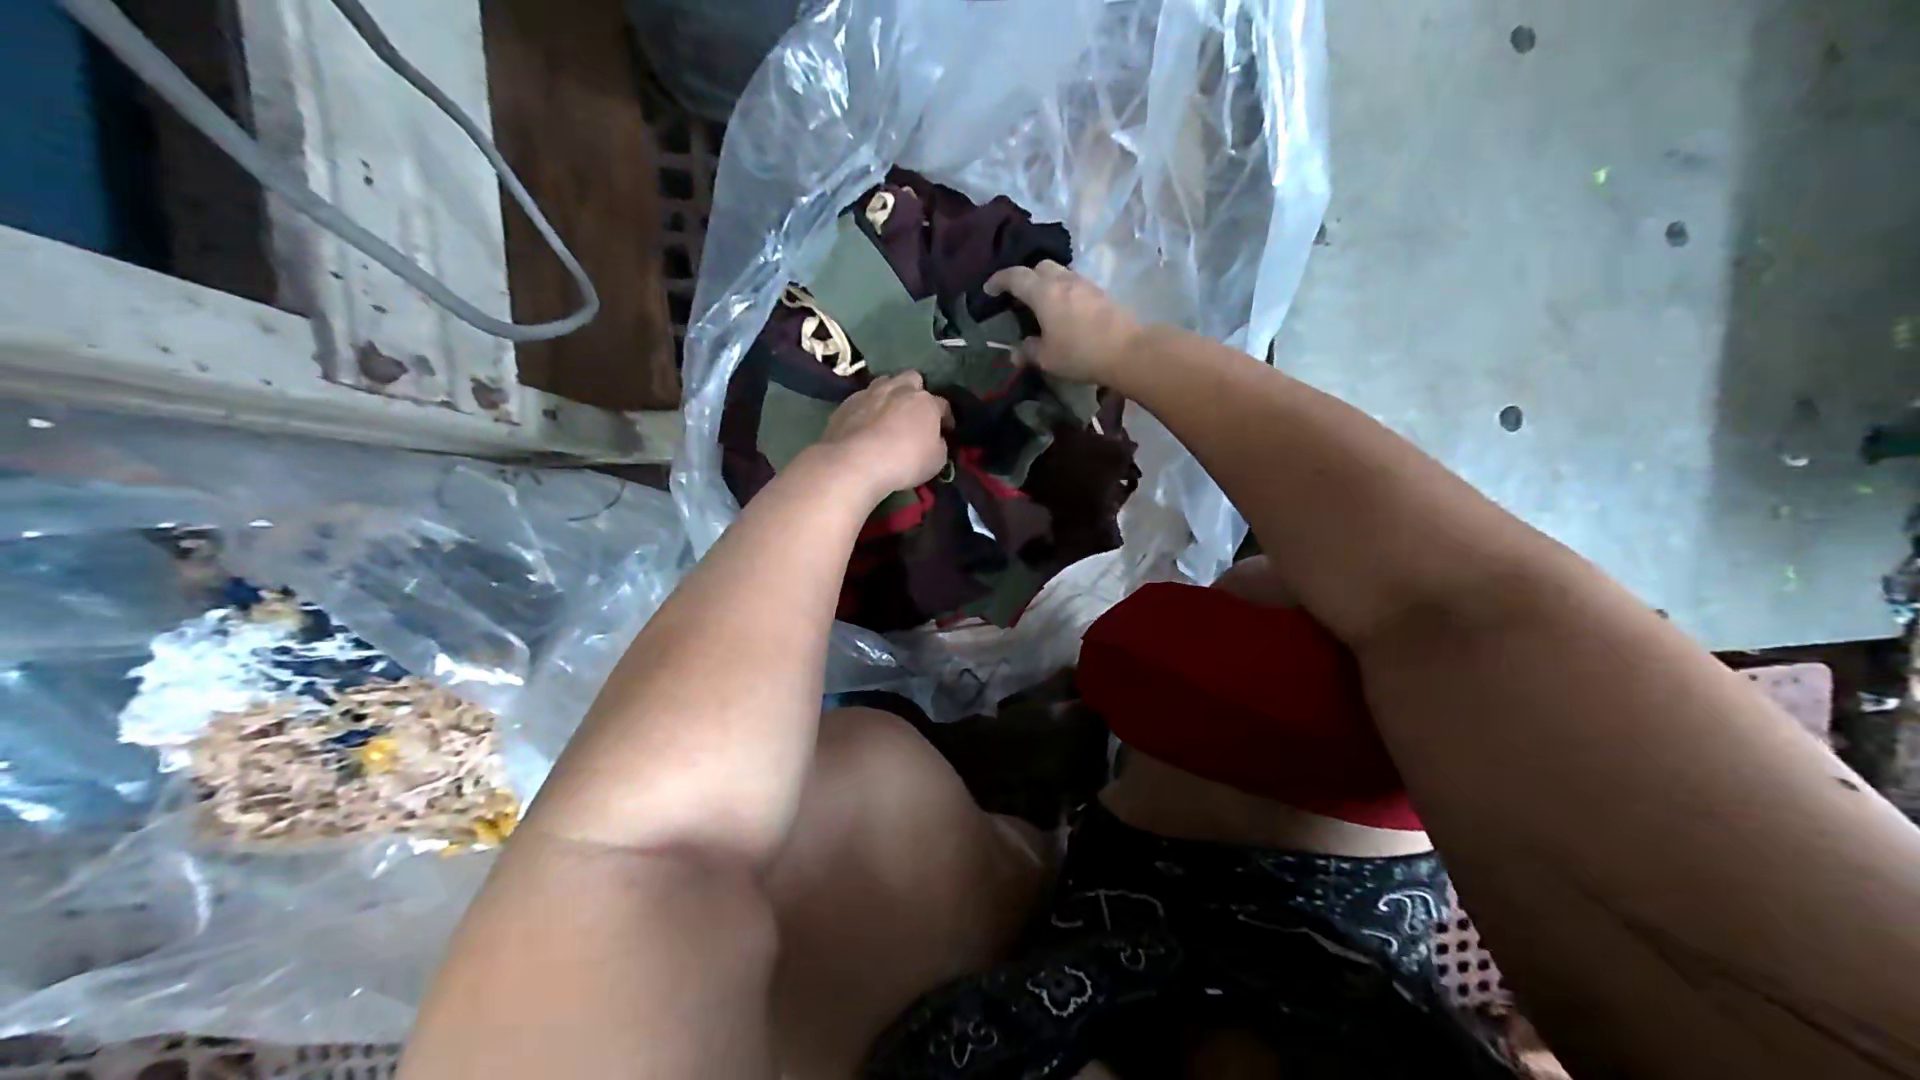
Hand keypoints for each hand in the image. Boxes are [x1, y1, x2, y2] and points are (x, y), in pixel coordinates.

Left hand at [813, 372, 951, 502]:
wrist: (854, 462)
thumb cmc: (903, 462)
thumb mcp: (936, 460)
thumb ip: (938, 444)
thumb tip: (935, 439)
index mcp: (925, 402)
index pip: (942, 404)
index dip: (946, 417)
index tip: (945, 430)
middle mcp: (898, 389)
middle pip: (912, 379)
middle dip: (915, 391)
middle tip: (913, 412)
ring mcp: (870, 393)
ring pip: (884, 382)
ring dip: (890, 394)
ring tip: (888, 413)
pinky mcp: (846, 403)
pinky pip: (862, 399)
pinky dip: (867, 408)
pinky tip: (865, 424)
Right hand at [983, 260, 1144, 384]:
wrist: (1127, 351)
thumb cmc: (1080, 353)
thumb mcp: (1047, 358)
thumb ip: (1028, 351)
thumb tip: (1016, 351)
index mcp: (1043, 292)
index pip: (1015, 276)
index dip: (998, 280)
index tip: (989, 289)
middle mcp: (1063, 280)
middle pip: (1039, 267)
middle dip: (1025, 277)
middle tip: (1018, 297)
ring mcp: (1084, 284)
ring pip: (1059, 272)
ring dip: (1047, 283)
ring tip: (1042, 305)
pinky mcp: (1100, 293)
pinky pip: (1074, 284)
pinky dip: (1063, 292)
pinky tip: (1064, 312)